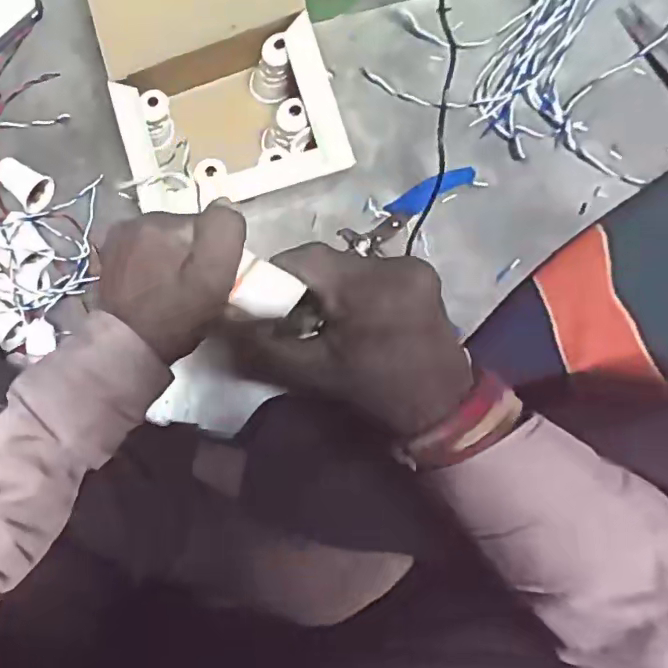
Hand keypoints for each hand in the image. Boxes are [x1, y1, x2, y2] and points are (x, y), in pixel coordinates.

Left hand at [97, 203, 246, 362]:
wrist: (127, 347)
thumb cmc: (175, 315)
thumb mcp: (214, 274)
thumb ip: (225, 230)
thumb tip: (223, 204)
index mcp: (161, 220)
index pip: (203, 226)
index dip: (211, 253)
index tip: (207, 279)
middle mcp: (133, 221)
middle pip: (177, 232)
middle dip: (186, 254)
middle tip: (187, 288)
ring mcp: (113, 240)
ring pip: (156, 242)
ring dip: (165, 260)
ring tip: (165, 291)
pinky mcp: (103, 260)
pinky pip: (136, 253)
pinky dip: (144, 265)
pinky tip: (146, 288)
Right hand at [230, 244, 473, 437]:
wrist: (442, 409)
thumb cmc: (374, 392)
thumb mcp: (312, 371)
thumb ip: (265, 345)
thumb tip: (225, 321)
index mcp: (367, 287)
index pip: (303, 258)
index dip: (274, 274)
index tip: (259, 299)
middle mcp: (393, 264)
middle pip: (325, 259)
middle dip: (298, 283)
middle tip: (285, 314)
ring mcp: (412, 265)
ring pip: (345, 263)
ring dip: (323, 284)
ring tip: (316, 317)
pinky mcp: (420, 273)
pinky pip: (367, 269)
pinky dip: (347, 287)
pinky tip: (346, 314)